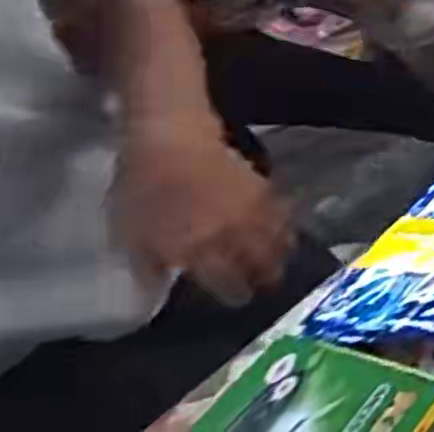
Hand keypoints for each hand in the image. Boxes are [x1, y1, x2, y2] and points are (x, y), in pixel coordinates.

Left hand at [115, 127, 292, 305]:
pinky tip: (288, 227)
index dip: (235, 291)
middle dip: (266, 272)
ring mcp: (251, 209)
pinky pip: (281, 212)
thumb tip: (160, 288)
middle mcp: (229, 232)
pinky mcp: (265, 189)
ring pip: (275, 235)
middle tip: (273, 283)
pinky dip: (287, 223)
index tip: (243, 301)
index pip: (223, 278)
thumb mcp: (129, 235)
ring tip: (287, 259)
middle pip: (256, 257)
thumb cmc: (142, 193)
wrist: (175, 148)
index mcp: (194, 248)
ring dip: (282, 249)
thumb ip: (149, 264)